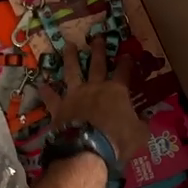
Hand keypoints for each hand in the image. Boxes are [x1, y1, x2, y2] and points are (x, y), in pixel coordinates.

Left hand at [46, 37, 146, 163]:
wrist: (88, 149)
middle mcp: (95, 87)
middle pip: (97, 64)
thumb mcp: (140, 133)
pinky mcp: (60, 107)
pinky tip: (40, 83)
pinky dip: (46, 91)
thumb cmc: (118, 141)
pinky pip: (51, 97)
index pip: (124, 72)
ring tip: (68, 45)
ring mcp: (75, 95)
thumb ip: (142, 122)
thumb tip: (147, 116)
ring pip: (72, 71)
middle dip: (98, 50)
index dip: (126, 63)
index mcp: (117, 91)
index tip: (127, 54)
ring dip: (70, 57)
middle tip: (97, 37)